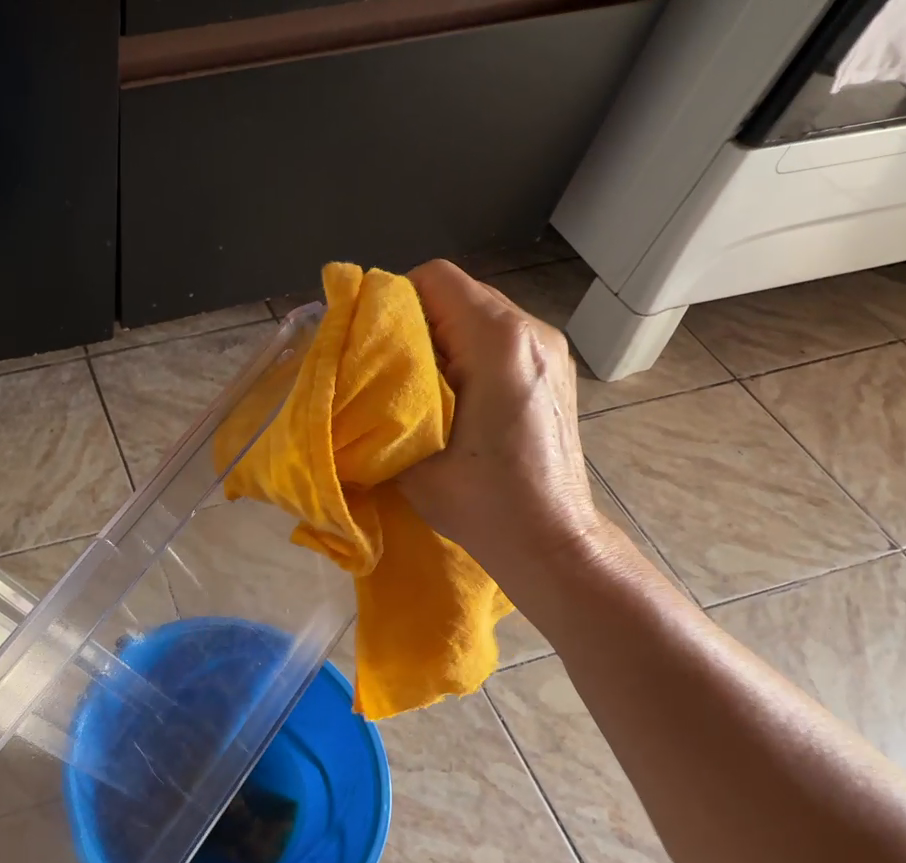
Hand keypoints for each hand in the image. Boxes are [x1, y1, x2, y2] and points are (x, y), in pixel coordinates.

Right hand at [395, 259, 602, 573]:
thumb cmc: (483, 504)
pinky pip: (497, 339)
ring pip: (477, 315)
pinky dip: (465, 354)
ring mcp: (548, 350)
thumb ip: (382, 409)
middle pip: (456, 294)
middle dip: (410, 322)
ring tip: (412, 387)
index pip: (435, 280)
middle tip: (379, 367)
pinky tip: (449, 398)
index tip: (365, 341)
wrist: (551, 540)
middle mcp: (531, 332)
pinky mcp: (552, 370)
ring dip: (438, 340)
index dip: (390, 301)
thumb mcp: (413, 458)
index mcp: (498, 344)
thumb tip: (352, 388)